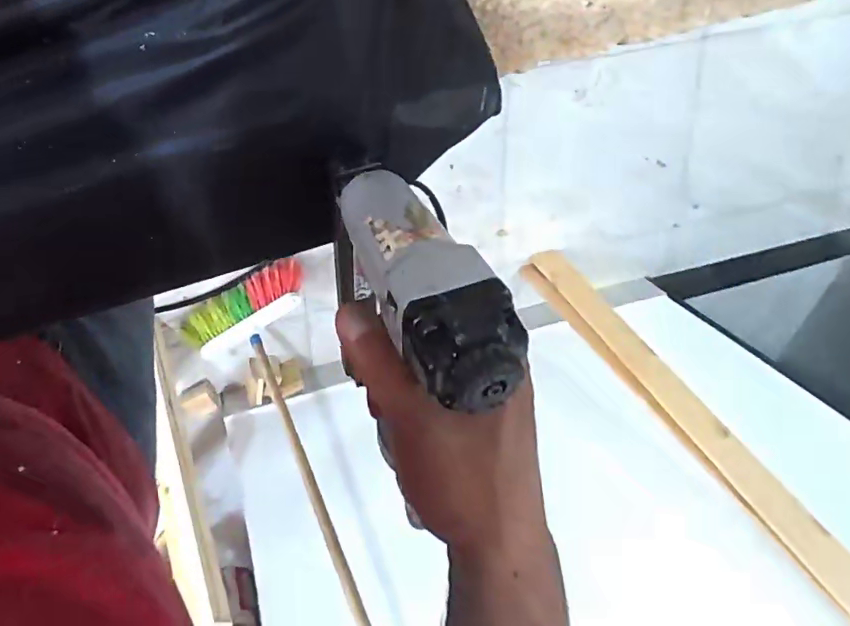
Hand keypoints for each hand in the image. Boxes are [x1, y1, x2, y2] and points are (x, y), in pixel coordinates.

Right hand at [335, 301, 548, 558]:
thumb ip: (376, 360)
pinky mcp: (486, 420)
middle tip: (379, 393)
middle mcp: (501, 364)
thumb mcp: (408, 412)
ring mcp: (494, 395)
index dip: (398, 306)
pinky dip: (417, 406)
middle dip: (393, 361)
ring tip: (393, 423)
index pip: (442, 297)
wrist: (498, 552)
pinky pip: (441, 393)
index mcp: (497, 348)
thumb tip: (349, 312)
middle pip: (432, 335)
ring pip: (432, 367)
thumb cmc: (461, 477)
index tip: (367, 333)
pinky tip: (408, 437)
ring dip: (401, 389)